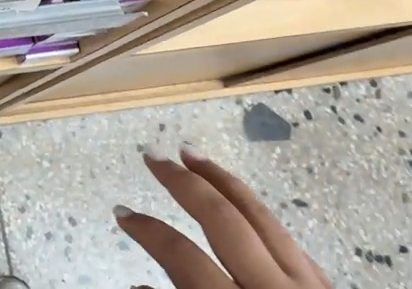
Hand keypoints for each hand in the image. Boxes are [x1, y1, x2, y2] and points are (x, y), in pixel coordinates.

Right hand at [116, 147, 329, 288]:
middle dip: (182, 182)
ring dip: (222, 180)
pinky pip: (289, 241)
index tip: (121, 213)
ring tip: (191, 154)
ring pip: (262, 217)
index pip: (183, 258)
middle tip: (151, 154)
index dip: (147, 231)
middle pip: (223, 221)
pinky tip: (241, 203)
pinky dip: (258, 213)